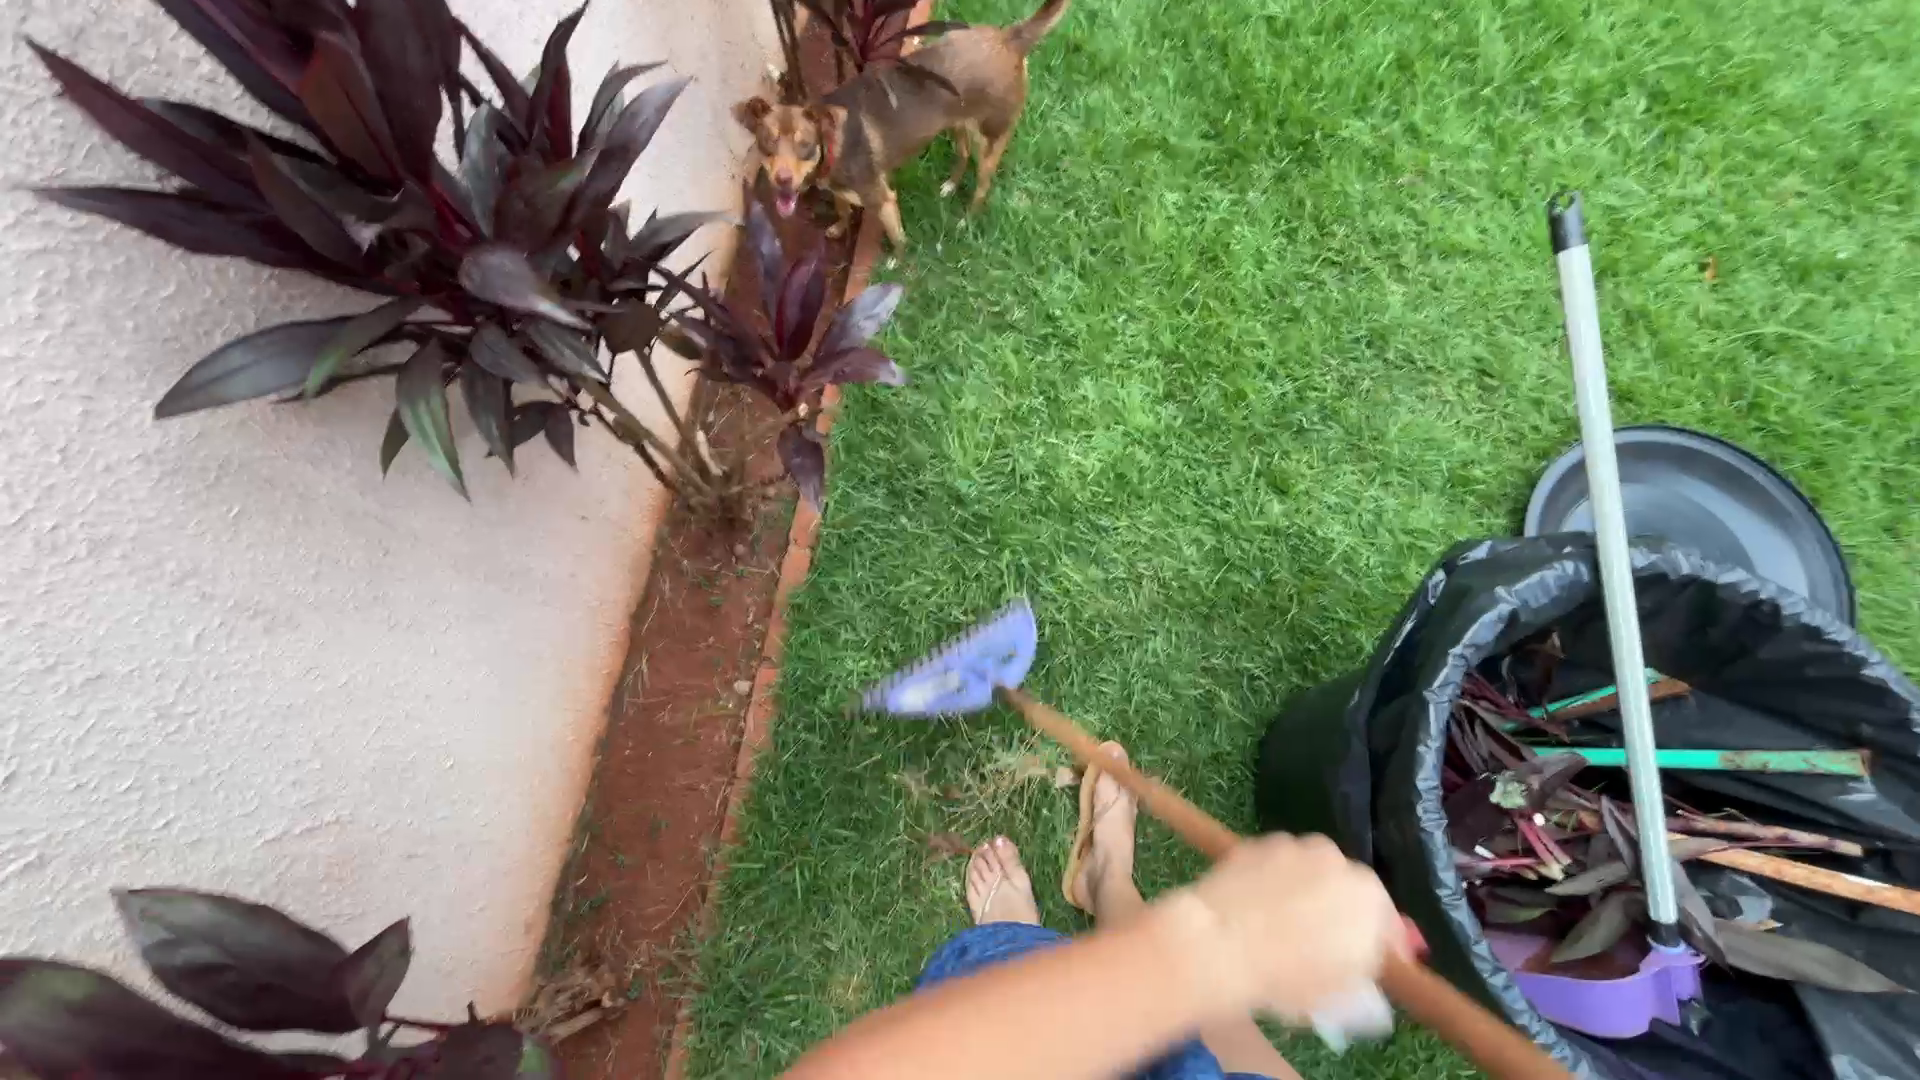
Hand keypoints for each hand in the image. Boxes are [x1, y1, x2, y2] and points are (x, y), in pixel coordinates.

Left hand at [1155, 833, 1403, 1019]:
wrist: (1220, 940)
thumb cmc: (1291, 976)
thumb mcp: (1346, 996)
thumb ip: (1365, 981)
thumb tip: (1363, 980)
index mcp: (1368, 893)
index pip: (1385, 920)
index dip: (1380, 946)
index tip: (1371, 966)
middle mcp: (1333, 857)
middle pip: (1345, 888)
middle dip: (1340, 913)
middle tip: (1324, 945)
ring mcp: (1288, 844)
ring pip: (1307, 872)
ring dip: (1303, 893)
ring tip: (1284, 927)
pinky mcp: (1250, 843)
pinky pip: (1271, 866)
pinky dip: (1269, 882)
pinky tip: (1257, 908)